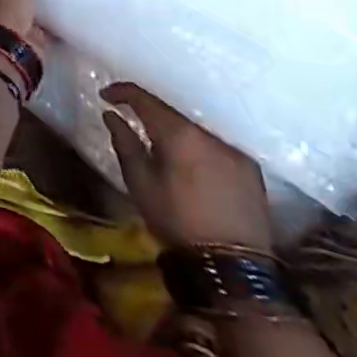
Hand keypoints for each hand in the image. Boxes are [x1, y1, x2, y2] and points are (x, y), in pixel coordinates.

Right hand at [102, 83, 272, 249]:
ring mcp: (234, 149)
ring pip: (197, 124)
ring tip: (160, 135)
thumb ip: (124, 142)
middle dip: (150, 108)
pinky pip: (217, 141)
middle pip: (174, 109)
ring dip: (175, 125)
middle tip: (130, 114)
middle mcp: (209, 133)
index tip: (106, 95)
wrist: (232, 264)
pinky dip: (198, 141)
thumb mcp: (139, 182)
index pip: (146, 99)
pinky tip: (190, 155)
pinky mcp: (250, 166)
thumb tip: (111, 115)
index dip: (122, 92)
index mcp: (179, 134)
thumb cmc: (176, 219)